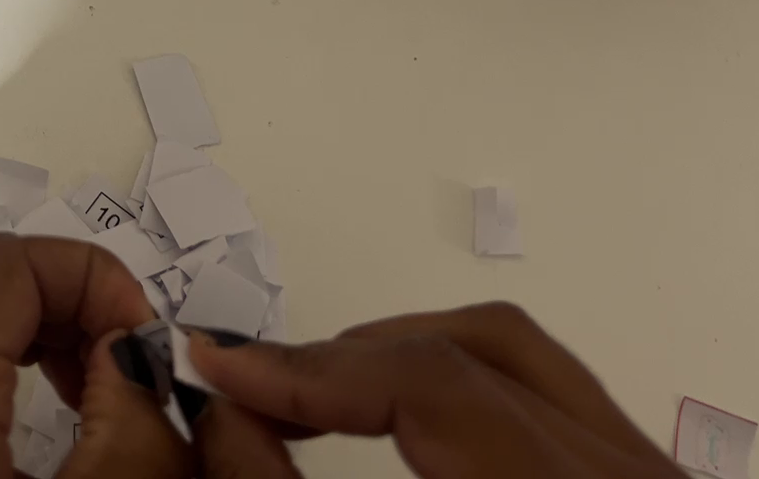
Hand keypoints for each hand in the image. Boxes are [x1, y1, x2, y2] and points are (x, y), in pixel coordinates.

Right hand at [188, 301, 683, 478]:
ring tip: (322, 384)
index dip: (309, 368)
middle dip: (338, 358)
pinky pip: (542, 384)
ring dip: (394, 348)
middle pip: (468, 355)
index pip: (433, 388)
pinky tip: (406, 405)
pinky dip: (451, 368)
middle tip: (255, 381)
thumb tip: (228, 411)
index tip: (217, 364)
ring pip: (510, 351)